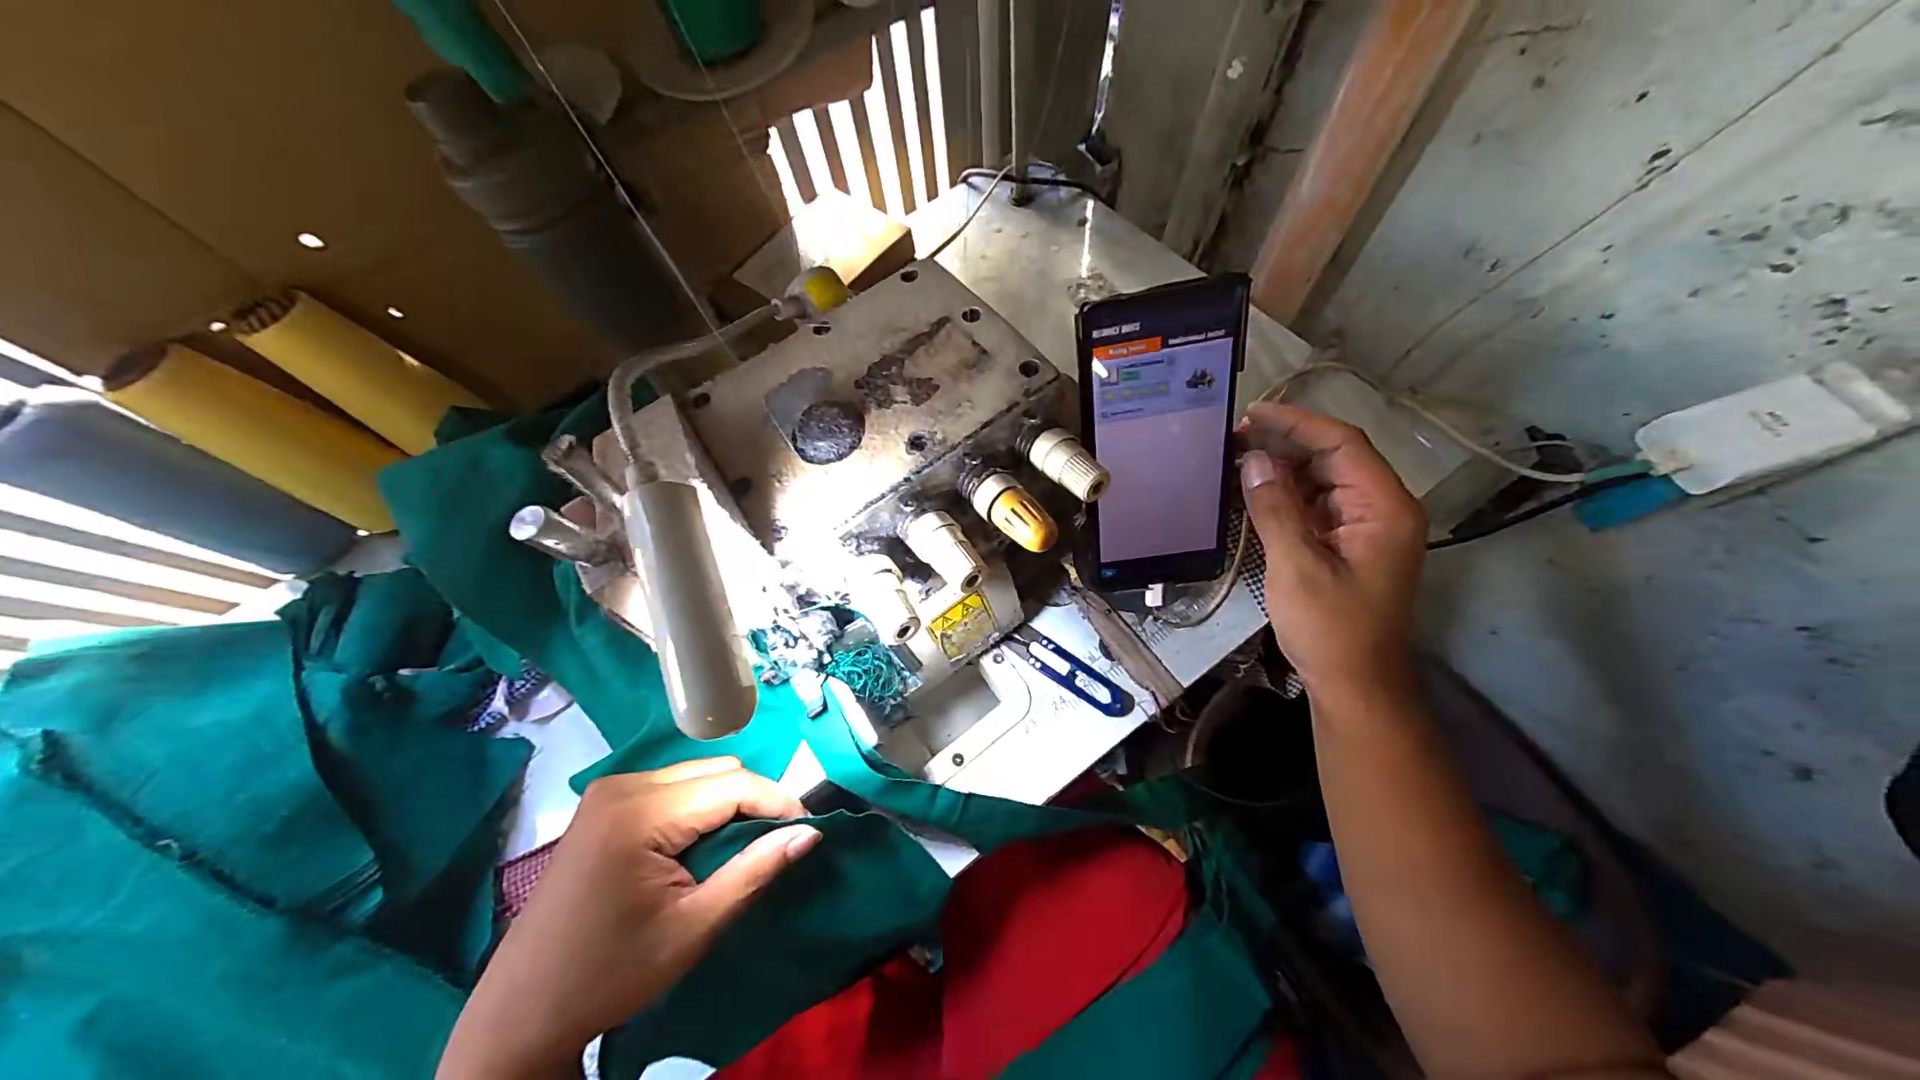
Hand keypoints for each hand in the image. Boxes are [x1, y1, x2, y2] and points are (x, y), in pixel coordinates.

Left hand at [437, 758, 820, 1079]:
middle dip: (754, 801)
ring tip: (740, 849)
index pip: (734, 783)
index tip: (809, 830)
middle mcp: (624, 786)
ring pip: (696, 775)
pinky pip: (671, 787)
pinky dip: (698, 808)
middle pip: (716, 772)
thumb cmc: (612, 974)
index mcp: (640, 813)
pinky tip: (699, 846)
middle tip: (773, 845)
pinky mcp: (602, 805)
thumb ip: (755, 871)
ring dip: (726, 803)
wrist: (522, 1010)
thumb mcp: (694, 927)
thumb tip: (810, 832)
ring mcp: (608, 792)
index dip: (779, 802)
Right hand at [1238, 402, 1426, 698]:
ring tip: (1237, 458)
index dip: (1298, 423)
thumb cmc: (1331, 629)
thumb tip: (1255, 461)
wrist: (1354, 683)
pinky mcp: (1346, 545)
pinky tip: (1254, 491)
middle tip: (1235, 437)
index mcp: (1383, 508)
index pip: (1343, 445)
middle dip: (1286, 443)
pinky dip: (1285, 495)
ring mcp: (1364, 528)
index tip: (1253, 413)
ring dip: (1283, 468)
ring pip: (1322, 481)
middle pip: (1334, 458)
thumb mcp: (1297, 567)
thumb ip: (1276, 509)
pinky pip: (1315, 506)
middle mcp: (1380, 510)